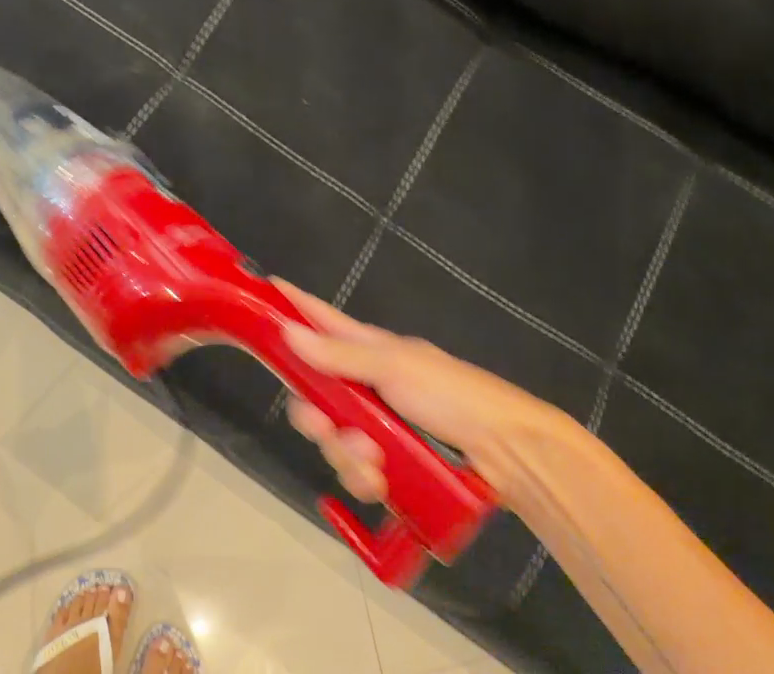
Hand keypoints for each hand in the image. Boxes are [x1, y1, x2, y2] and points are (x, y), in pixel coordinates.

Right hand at [275, 279, 557, 501]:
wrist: (507, 454)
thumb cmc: (454, 394)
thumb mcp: (397, 366)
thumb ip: (342, 353)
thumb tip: (288, 330)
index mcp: (371, 350)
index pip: (322, 322)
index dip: (295, 309)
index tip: (265, 291)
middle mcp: (368, 387)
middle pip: (316, 396)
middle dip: (316, 418)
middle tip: (323, 426)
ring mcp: (379, 428)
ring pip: (333, 440)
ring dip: (347, 455)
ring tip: (374, 461)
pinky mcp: (390, 466)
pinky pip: (356, 473)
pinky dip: (364, 479)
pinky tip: (381, 482)